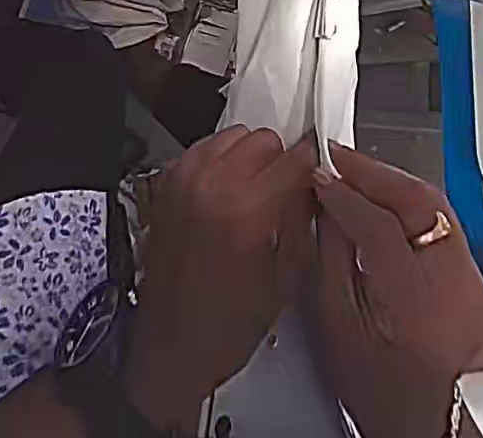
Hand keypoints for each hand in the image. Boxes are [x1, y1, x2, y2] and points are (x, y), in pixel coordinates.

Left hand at [122, 127, 315, 427]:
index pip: (295, 157)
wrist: (169, 348)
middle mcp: (213, 186)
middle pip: (265, 139)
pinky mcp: (168, 183)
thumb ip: (302, 219)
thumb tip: (313, 185)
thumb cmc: (221, 326)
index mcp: (247, 211)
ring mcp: (186, 180)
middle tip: (282, 189)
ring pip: (235, 135)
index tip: (314, 172)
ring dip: (250, 156)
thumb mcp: (283, 277)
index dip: (311, 165)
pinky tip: (226, 188)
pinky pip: (206, 147)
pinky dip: (221, 159)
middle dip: (280, 162)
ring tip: (252, 189)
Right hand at [306, 144, 482, 437]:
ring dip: (391, 178)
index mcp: (412, 299)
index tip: (318, 178)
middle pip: (413, 199)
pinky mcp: (475, 276)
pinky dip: (411, 196)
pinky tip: (388, 193)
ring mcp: (469, 276)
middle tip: (336, 155)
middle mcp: (450, 280)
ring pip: (432, 201)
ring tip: (357, 168)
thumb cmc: (388, 396)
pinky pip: (441, 215)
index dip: (341, 193)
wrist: (438, 426)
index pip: (375, 223)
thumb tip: (326, 210)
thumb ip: (330, 260)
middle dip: (370, 170)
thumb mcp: (338, 328)